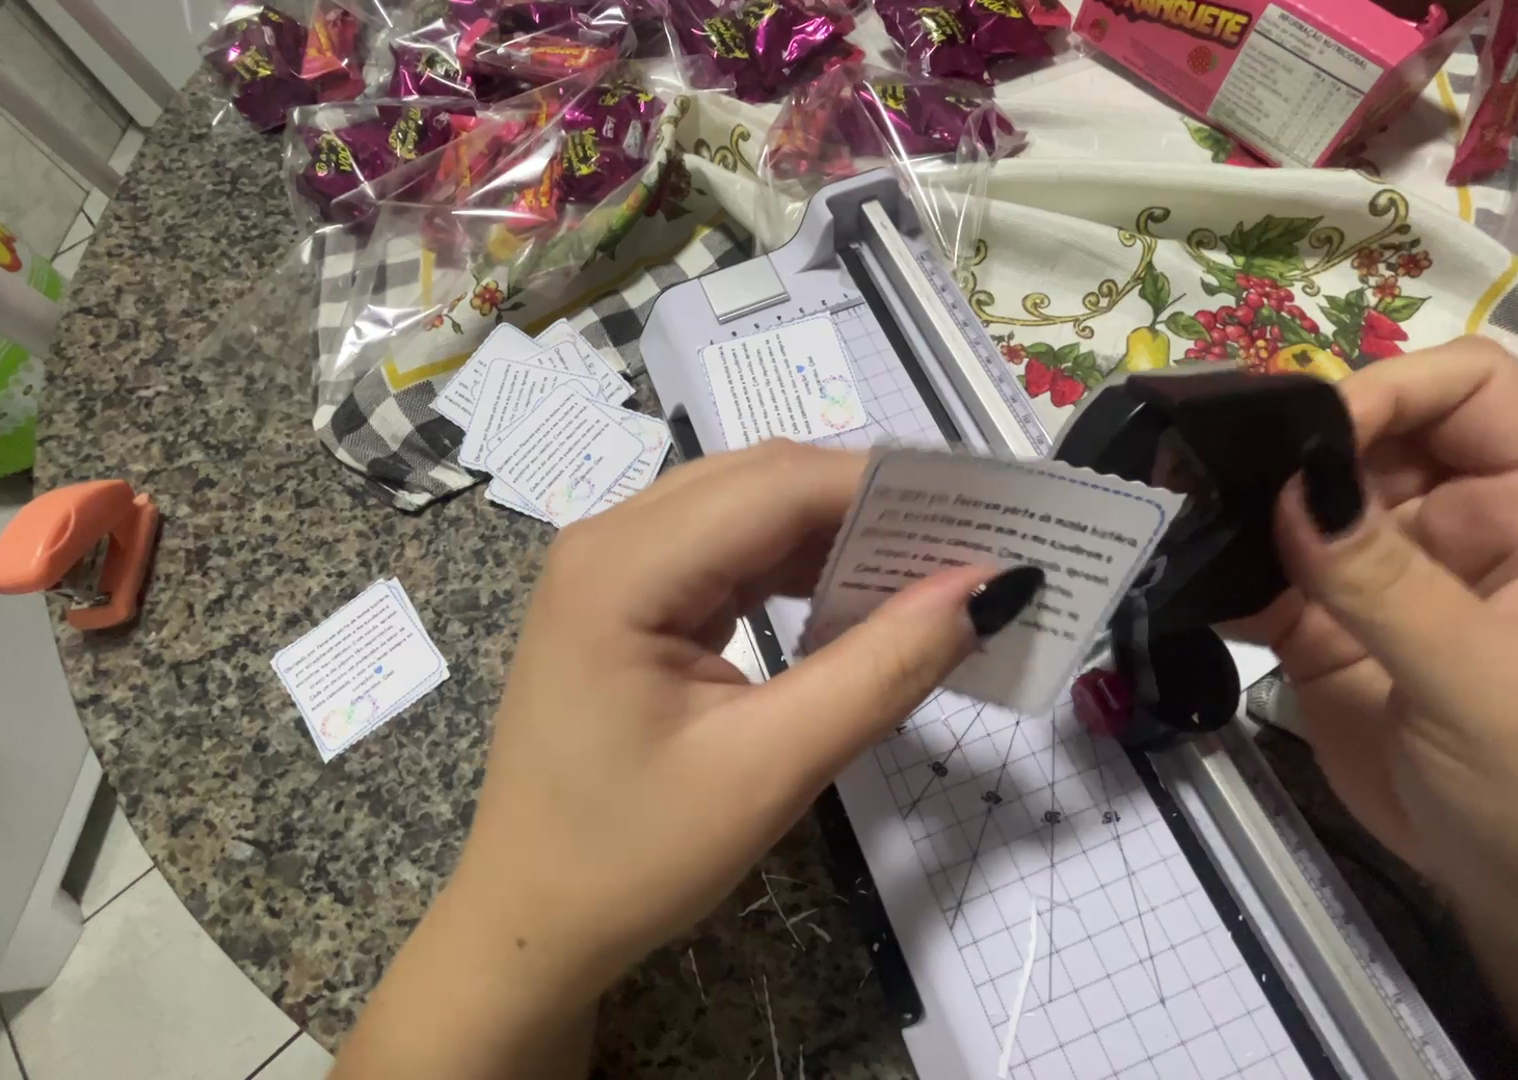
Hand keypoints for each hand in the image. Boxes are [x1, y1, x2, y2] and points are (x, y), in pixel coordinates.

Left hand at [335, 440, 1041, 1079]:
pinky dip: (796, 564)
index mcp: (622, 566)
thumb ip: (882, 670)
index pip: (778, 485)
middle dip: (866, 504)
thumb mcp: (770, 769)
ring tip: (924, 567)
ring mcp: (616, 564)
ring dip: (834, 532)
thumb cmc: (633, 858)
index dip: (886, 489)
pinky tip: (848, 594)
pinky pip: (728, 550)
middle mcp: (610, 539)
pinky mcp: (632, 595)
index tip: (983, 515)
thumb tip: (987, 588)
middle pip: (761, 482)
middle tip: (966, 541)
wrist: (530, 919)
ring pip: (748, 509)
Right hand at [1234, 337, 1517, 1077]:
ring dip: (1235, 508)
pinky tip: (1171, 578)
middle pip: (1364, 442)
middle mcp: (1450, 531)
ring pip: (1298, 508)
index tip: (1303, 444)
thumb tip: (1298, 493)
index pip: (1474, 397)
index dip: (1391, 393)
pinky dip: (1213, 575)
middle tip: (1193, 468)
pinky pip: (1257, 581)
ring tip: (1164, 515)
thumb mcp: (1499, 692)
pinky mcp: (1319, 631)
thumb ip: (1393, 589)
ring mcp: (1376, 582)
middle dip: (1286, 448)